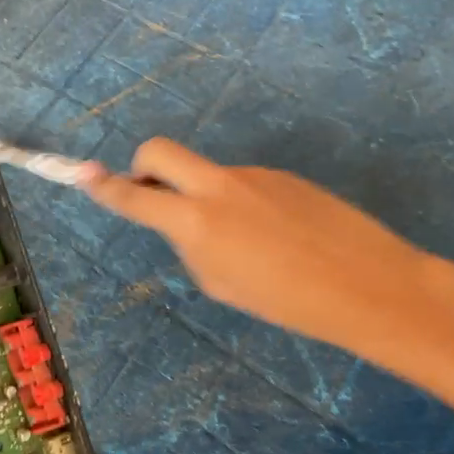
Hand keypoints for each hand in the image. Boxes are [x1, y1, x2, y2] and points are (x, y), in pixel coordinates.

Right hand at [78, 138, 444, 350]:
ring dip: (204, 196)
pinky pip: (244, 183)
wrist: (373, 287)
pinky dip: (242, 204)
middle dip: (144, 166)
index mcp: (196, 221)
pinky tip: (277, 238)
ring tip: (248, 244)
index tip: (81, 172)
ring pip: (207, 173)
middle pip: (158, 150)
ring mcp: (251, 174)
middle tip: (156, 195)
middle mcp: (217, 187)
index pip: (134, 195)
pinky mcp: (282, 174)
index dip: (103, 186)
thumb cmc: (290, 303)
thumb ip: (191, 245)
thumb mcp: (222, 284)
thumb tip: (183, 222)